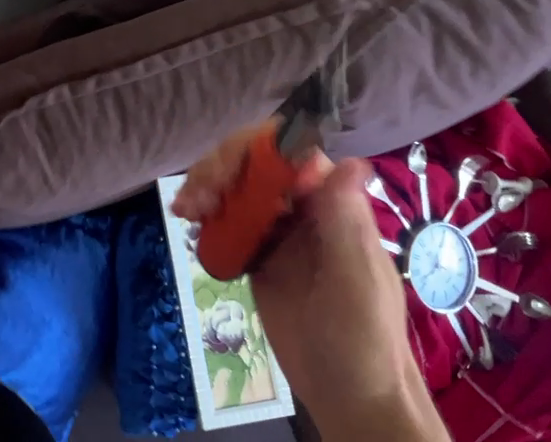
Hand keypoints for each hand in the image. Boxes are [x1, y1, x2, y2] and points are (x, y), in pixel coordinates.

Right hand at [174, 136, 446, 440]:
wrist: (350, 398)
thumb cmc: (365, 341)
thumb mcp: (357, 281)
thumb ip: (346, 221)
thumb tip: (352, 162)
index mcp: (334, 204)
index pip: (289, 153)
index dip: (252, 151)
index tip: (226, 175)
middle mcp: (304, 208)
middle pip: (254, 164)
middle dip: (220, 170)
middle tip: (197, 199)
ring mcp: (278, 231)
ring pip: (235, 187)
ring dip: (205, 187)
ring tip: (184, 210)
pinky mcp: (256, 254)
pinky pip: (225, 219)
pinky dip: (203, 213)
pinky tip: (187, 221)